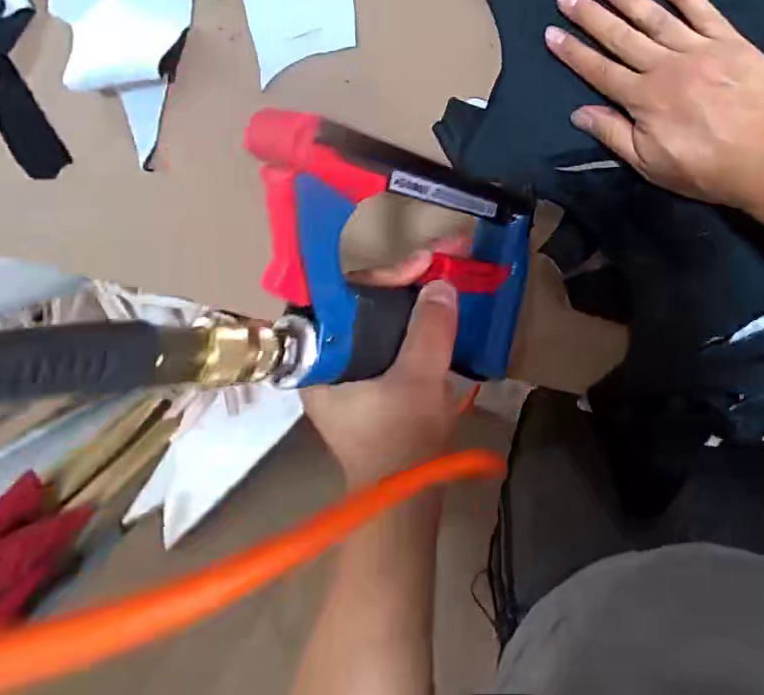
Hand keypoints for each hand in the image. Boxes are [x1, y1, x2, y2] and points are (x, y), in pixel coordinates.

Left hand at [302, 244, 465, 487]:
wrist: (406, 503)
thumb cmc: (400, 444)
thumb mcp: (418, 382)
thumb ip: (429, 330)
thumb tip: (441, 285)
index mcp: (320, 360)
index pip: (336, 296)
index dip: (375, 274)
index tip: (415, 264)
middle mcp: (329, 360)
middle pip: (359, 301)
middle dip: (401, 278)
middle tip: (438, 260)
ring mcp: (352, 371)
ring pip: (377, 316)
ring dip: (411, 294)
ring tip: (443, 271)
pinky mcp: (374, 380)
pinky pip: (391, 335)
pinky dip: (415, 318)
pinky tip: (438, 305)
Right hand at [544, 0, 763, 207]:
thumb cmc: (708, 169)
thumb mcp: (651, 164)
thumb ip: (614, 134)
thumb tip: (579, 112)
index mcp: (643, 98)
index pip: (598, 70)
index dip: (573, 51)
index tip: (552, 32)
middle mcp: (664, 67)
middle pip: (620, 36)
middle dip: (589, 15)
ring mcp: (698, 50)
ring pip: (654, 17)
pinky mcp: (731, 43)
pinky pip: (703, 11)